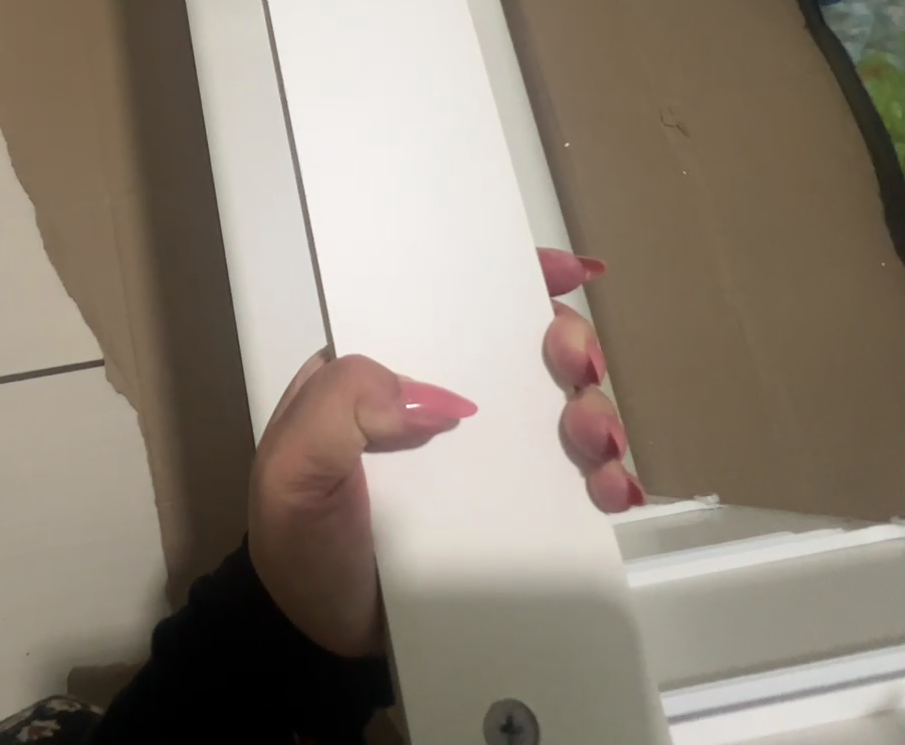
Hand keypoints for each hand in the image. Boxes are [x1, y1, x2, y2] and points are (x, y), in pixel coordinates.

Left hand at [246, 248, 641, 656]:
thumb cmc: (298, 540)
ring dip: (592, 408)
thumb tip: (438, 398)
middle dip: (563, 343)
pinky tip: (609, 488)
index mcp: (376, 377)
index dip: (499, 283)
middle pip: (512, 352)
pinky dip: (600, 474)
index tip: (555, 272)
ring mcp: (472, 457)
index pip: (440, 308)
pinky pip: (565, 479)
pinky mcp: (504, 507)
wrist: (319, 632)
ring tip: (593, 440)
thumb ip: (343, 405)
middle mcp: (429, 404)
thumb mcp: (295, 461)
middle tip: (575, 366)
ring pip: (550, 409)